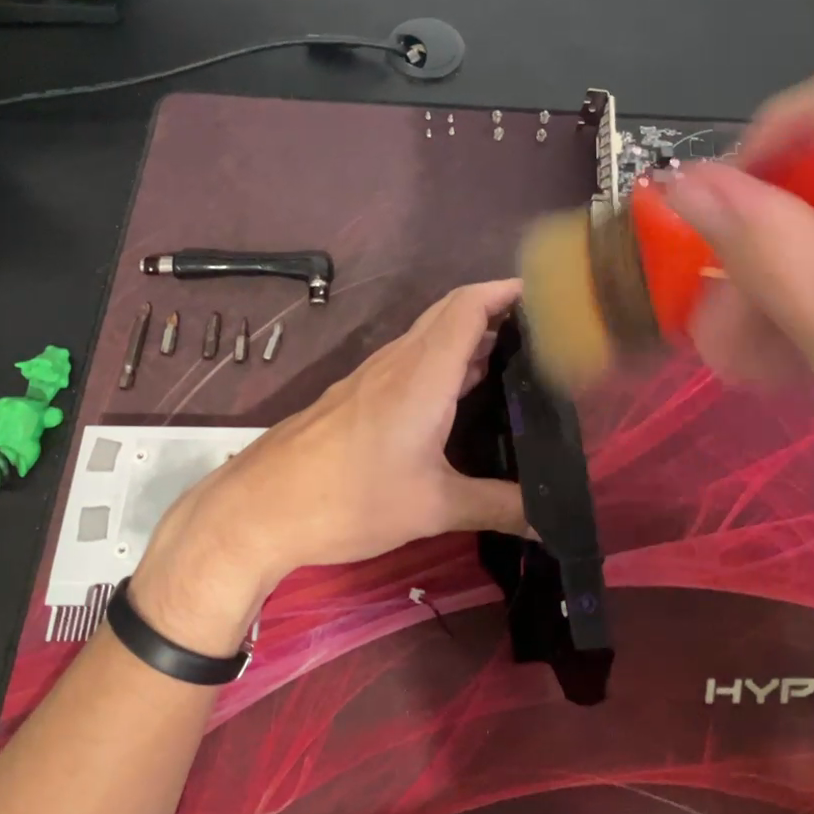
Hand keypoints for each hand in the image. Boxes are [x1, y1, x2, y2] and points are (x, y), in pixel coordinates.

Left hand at [129, 280, 528, 654]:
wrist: (261, 507)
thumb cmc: (351, 499)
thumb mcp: (433, 507)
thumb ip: (497, 508)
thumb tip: (552, 523)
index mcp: (423, 373)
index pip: (469, 307)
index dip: (506, 290)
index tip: (546, 293)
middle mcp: (399, 362)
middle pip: (450, 313)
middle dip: (495, 309)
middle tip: (542, 329)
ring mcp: (373, 376)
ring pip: (429, 336)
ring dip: (469, 335)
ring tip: (515, 358)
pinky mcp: (357, 395)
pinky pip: (411, 360)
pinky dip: (444, 359)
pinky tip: (460, 393)